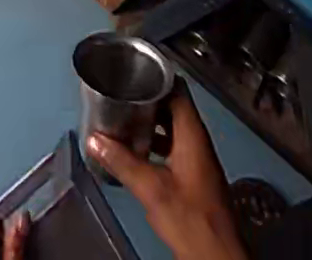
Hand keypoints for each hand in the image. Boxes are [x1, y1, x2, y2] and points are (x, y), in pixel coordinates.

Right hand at [87, 84, 247, 259]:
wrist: (216, 255)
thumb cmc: (189, 216)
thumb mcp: (152, 189)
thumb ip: (123, 162)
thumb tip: (95, 139)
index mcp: (192, 132)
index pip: (177, 88)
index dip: (156, 75)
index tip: (133, 69)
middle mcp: (197, 138)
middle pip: (173, 104)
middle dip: (148, 97)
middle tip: (122, 92)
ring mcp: (197, 156)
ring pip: (172, 125)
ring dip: (150, 120)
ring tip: (123, 117)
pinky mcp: (193, 173)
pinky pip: (173, 143)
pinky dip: (155, 140)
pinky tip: (136, 149)